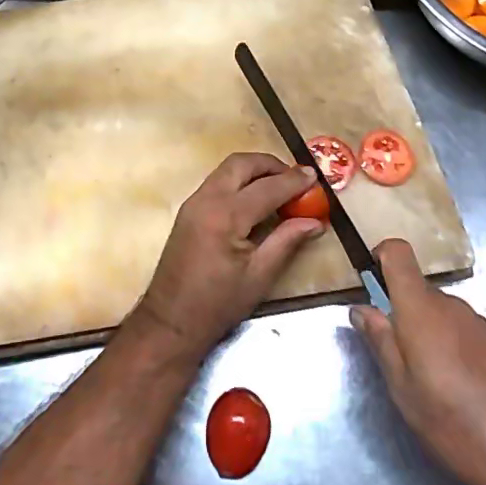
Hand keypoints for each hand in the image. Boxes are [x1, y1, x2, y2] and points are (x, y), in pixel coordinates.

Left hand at [130, 153, 324, 363]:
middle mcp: (206, 199)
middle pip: (241, 164)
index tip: (315, 175)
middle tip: (295, 178)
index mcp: (225, 216)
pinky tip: (256, 198)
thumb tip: (315, 221)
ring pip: (227, 169)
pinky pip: (217, 182)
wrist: (170, 320)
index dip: (293, 181)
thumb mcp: (259, 276)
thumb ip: (287, 241)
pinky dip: (239, 180)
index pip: (267, 187)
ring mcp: (193, 202)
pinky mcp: (188, 210)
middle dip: (271, 164)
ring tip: (280, 186)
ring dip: (254, 170)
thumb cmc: (218, 304)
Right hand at [350, 239, 485, 484]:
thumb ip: (380, 341)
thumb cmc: (455, 422)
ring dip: (425, 333)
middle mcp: (451, 305)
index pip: (398, 253)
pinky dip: (449, 348)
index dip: (380, 257)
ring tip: (426, 381)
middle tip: (392, 355)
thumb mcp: (402, 387)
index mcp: (421, 307)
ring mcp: (478, 324)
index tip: (369, 284)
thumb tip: (360, 308)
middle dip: (399, 312)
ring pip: (438, 313)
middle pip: (416, 289)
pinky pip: (460, 332)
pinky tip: (455, 390)